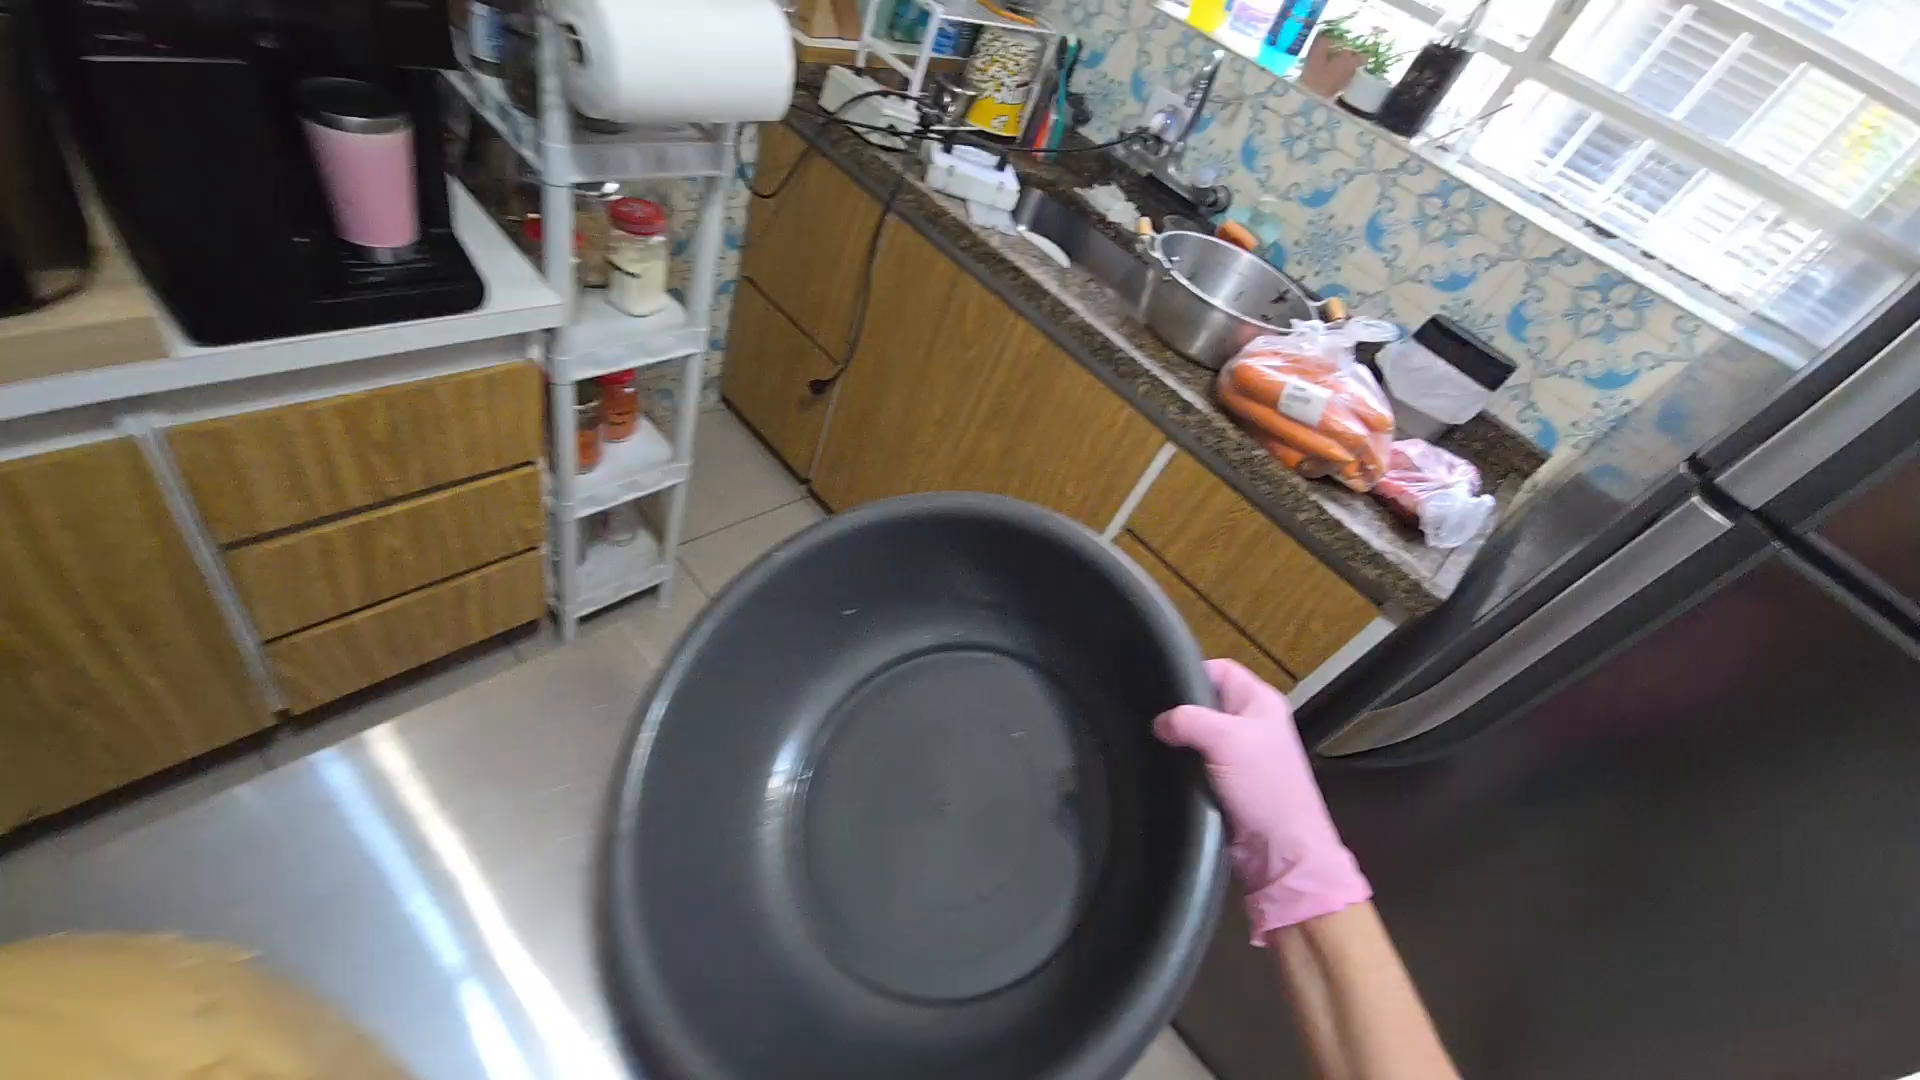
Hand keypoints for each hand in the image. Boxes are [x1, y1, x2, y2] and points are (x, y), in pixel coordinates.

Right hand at [1155, 659, 1371, 940]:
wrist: (1280, 853)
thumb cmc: (1262, 787)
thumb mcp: (1225, 740)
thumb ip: (1187, 720)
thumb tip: (1158, 722)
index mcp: (1261, 702)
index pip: (1220, 669)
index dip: (1191, 670)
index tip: (1157, 683)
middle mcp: (1251, 722)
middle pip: (1205, 700)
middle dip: (1178, 706)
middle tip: (1145, 711)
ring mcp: (1239, 753)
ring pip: (1198, 732)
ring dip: (1178, 737)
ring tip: (1146, 735)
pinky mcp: (1226, 780)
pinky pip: (1196, 760)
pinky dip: (1180, 761)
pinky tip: (1159, 761)